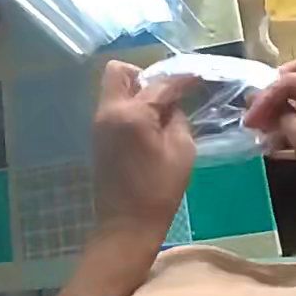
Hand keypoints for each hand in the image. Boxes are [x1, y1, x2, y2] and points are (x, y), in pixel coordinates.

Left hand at [87, 61, 196, 274]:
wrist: (126, 223)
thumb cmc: (159, 189)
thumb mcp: (181, 150)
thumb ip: (178, 118)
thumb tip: (173, 103)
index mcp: (132, 113)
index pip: (159, 83)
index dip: (182, 80)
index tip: (197, 79)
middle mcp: (109, 111)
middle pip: (119, 71)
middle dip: (144, 76)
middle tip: (165, 95)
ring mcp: (99, 123)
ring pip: (113, 88)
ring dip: (135, 91)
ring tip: (159, 113)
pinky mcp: (98, 136)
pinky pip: (113, 107)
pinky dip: (129, 107)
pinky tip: (148, 126)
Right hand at [242, 55, 295, 218]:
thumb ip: (281, 117)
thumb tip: (262, 108)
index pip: (292, 80)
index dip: (266, 98)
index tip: (248, 121)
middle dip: (276, 92)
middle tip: (258, 110)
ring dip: (282, 110)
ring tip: (262, 129)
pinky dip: (293, 124)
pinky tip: (276, 141)